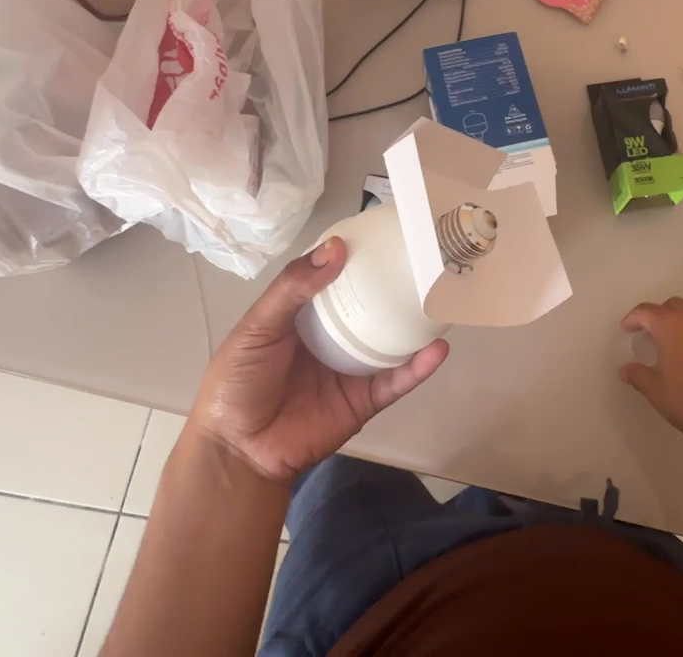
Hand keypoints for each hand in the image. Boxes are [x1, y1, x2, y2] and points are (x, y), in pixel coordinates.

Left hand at [190, 237, 448, 481]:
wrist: (238, 451)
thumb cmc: (238, 381)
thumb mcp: (258, 327)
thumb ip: (293, 288)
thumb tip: (337, 247)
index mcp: (307, 314)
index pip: (338, 278)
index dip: (359, 256)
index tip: (387, 232)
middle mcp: (334, 337)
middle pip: (371, 307)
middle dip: (397, 287)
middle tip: (427, 261)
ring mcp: (352, 368)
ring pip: (391, 341)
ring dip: (416, 324)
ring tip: (443, 298)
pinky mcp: (365, 401)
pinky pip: (396, 381)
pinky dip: (419, 367)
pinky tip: (438, 349)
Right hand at [619, 297, 682, 455]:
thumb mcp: (657, 392)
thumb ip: (638, 375)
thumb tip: (625, 369)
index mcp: (671, 326)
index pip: (646, 311)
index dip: (633, 319)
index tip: (627, 329)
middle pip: (673, 306)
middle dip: (659, 316)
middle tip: (652, 336)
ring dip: (682, 324)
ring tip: (677, 347)